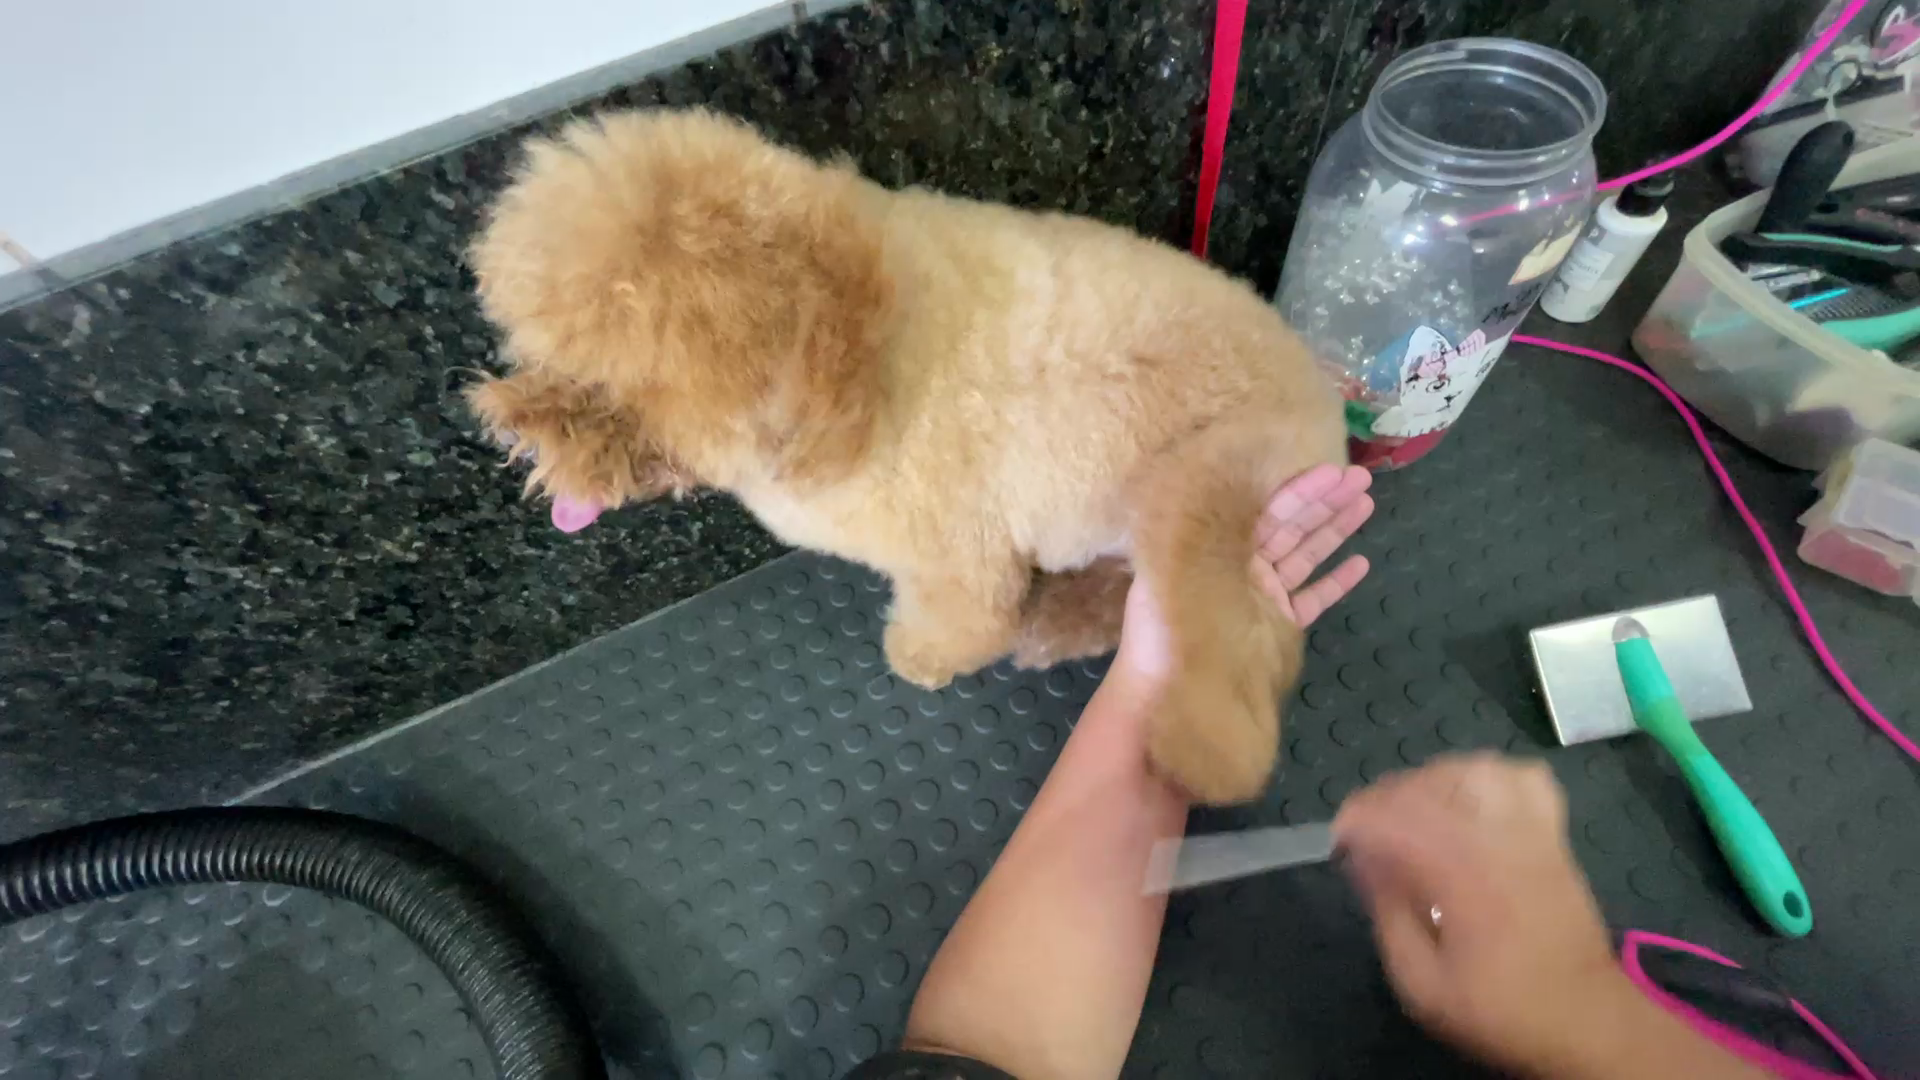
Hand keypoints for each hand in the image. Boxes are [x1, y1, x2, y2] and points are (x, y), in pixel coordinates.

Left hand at [1113, 463, 1373, 685]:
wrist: (1173, 691)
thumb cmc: (1165, 630)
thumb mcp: (1175, 571)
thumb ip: (1203, 534)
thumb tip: (1219, 487)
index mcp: (1213, 550)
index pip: (1262, 511)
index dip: (1298, 490)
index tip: (1331, 470)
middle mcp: (1239, 568)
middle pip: (1289, 527)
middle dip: (1324, 501)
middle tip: (1360, 478)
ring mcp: (1262, 597)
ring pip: (1304, 556)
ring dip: (1335, 530)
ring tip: (1367, 502)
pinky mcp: (1279, 627)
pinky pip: (1312, 599)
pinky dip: (1335, 582)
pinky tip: (1361, 562)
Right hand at [1332, 754, 1638, 1077]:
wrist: (1594, 1027)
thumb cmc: (1502, 1008)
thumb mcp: (1421, 983)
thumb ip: (1385, 912)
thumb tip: (1363, 860)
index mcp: (1457, 873)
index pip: (1386, 814)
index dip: (1352, 824)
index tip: (1342, 849)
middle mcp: (1492, 839)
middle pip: (1419, 785)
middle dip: (1379, 803)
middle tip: (1371, 837)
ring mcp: (1527, 831)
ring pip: (1468, 769)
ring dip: (1430, 781)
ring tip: (1417, 811)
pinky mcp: (1550, 835)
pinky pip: (1521, 778)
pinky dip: (1488, 777)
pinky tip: (1468, 800)